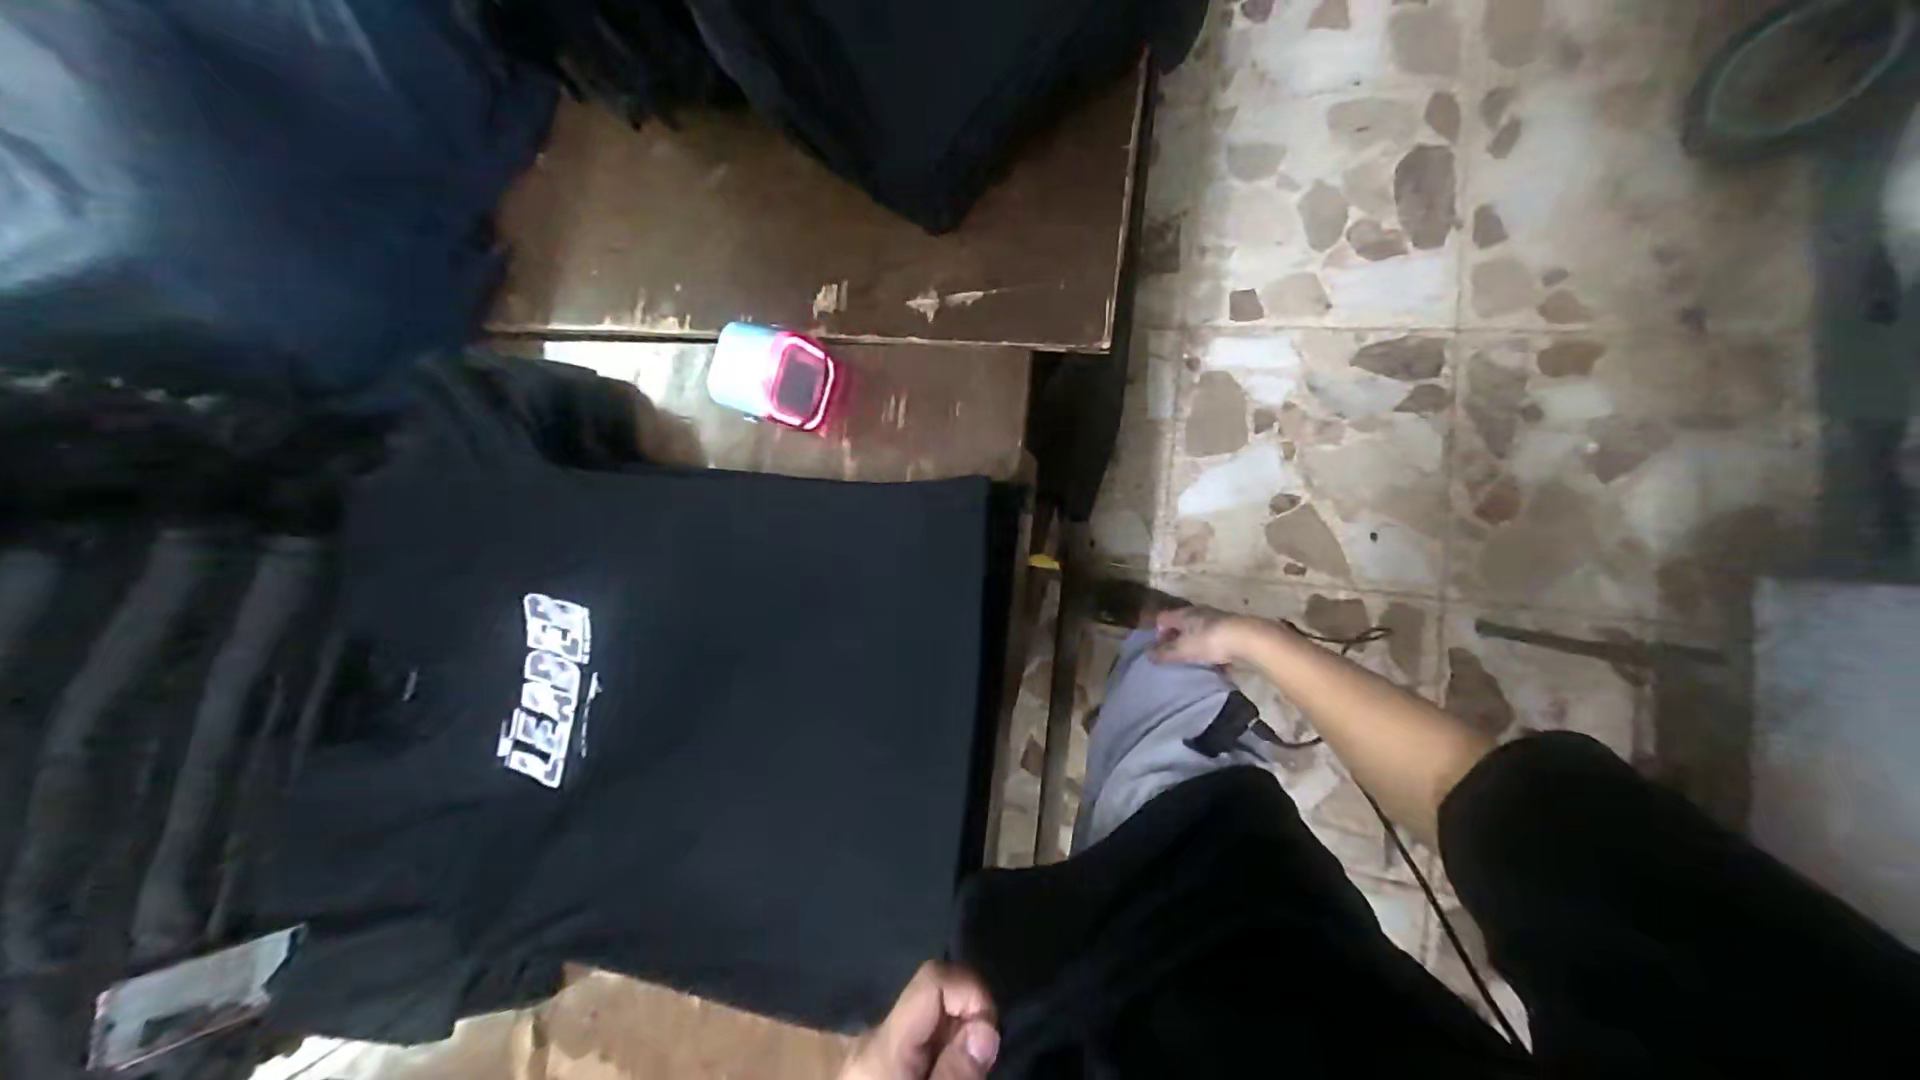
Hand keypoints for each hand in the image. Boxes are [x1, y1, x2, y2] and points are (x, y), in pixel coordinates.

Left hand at [839, 961, 998, 1079]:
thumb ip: (956, 1073)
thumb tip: (987, 1028)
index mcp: (882, 1043)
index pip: (931, 978)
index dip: (971, 991)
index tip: (992, 1031)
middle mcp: (871, 1034)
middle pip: (930, 994)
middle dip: (966, 1014)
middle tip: (984, 1058)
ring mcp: (869, 1047)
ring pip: (924, 1014)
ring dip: (955, 1031)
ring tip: (970, 1064)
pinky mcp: (874, 1062)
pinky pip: (915, 1035)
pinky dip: (939, 1044)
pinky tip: (949, 1066)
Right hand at [1149, 605, 1276, 666]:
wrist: (1249, 639)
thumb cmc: (1209, 641)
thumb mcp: (1182, 650)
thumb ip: (1163, 653)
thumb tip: (1147, 654)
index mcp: (1183, 614)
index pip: (1162, 619)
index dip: (1158, 633)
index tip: (1161, 650)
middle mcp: (1198, 612)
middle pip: (1181, 624)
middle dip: (1177, 639)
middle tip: (1178, 657)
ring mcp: (1217, 619)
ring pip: (1199, 631)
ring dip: (1196, 644)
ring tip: (1198, 661)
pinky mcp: (1232, 627)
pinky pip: (1216, 638)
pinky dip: (1213, 648)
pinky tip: (1218, 662)